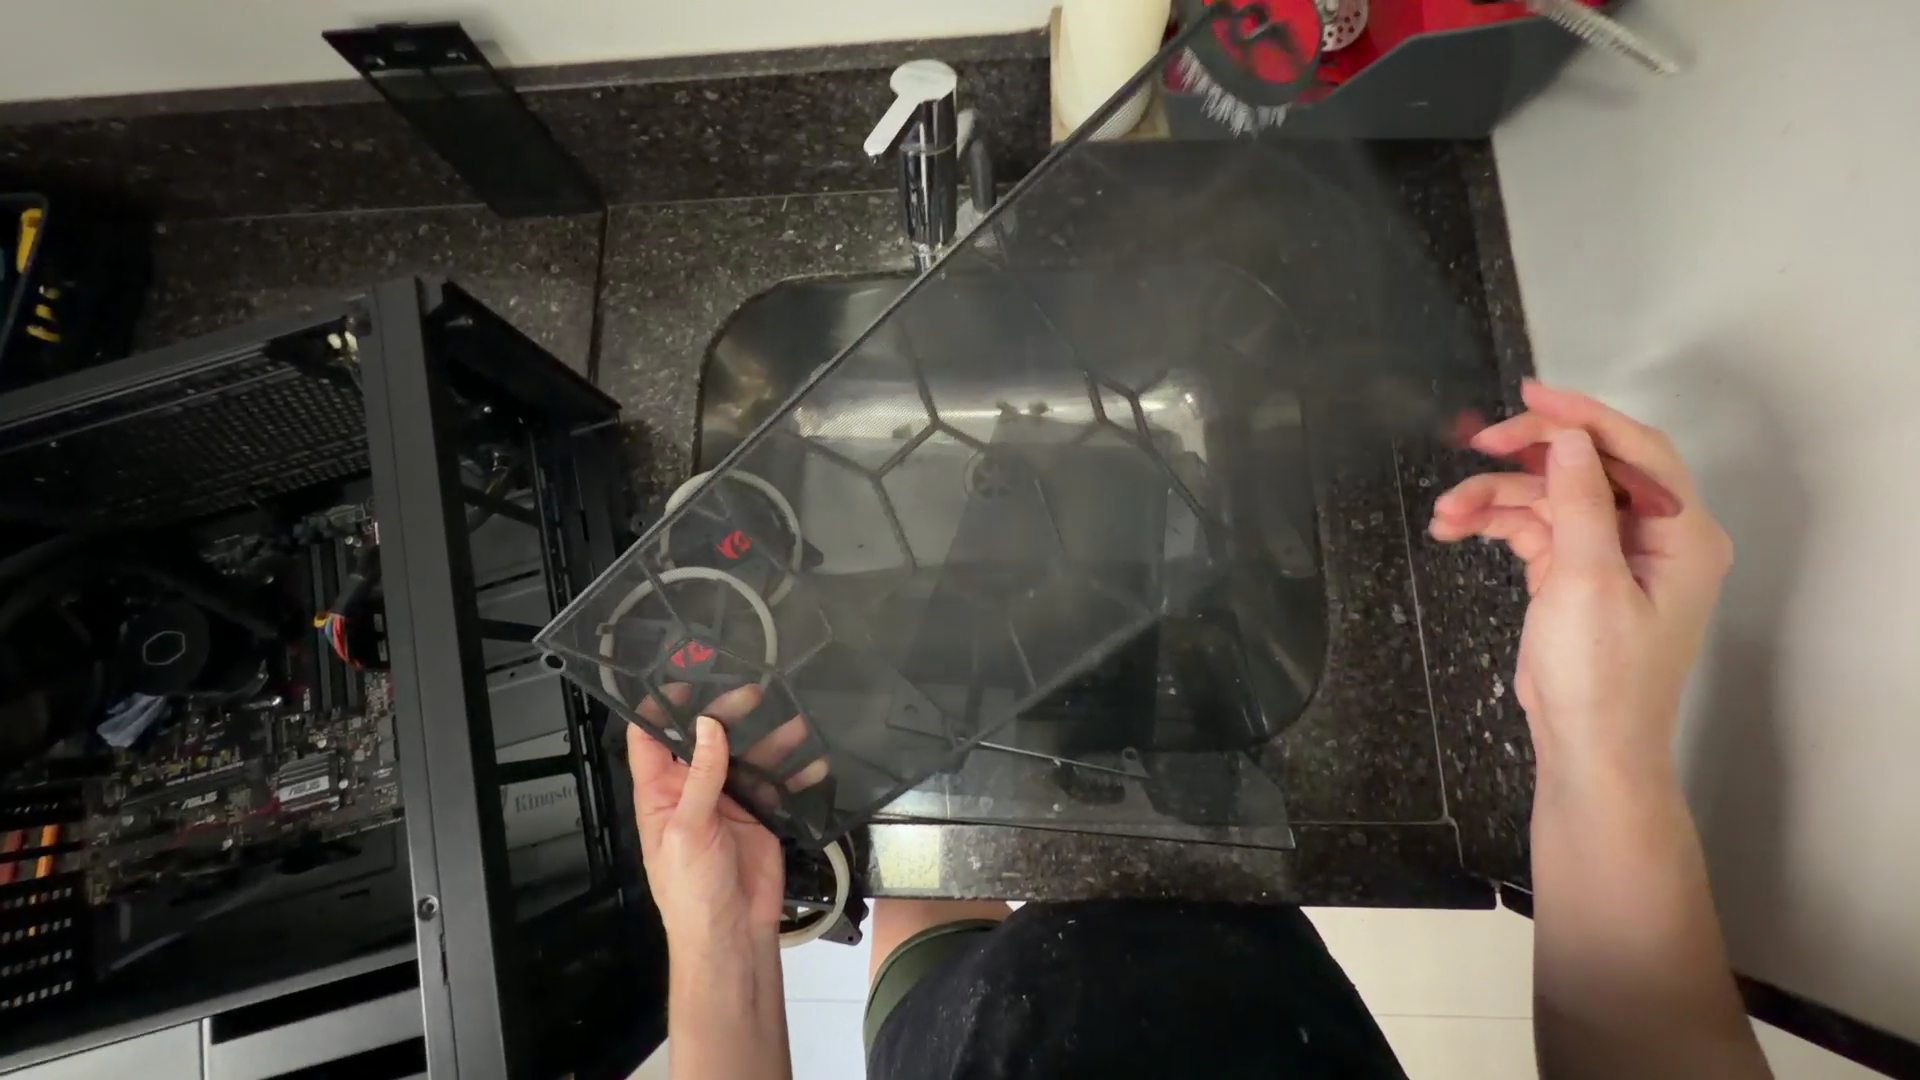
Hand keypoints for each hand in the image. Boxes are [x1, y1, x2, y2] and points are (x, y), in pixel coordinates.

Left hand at [628, 684, 786, 947]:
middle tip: (754, 694)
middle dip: (729, 714)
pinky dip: (798, 771)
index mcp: (662, 792)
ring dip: (772, 739)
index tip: (683, 680)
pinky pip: (779, 783)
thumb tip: (708, 725)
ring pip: (750, 757)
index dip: (661, 708)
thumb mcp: (688, 830)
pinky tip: (816, 760)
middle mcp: (696, 789)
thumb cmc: (690, 890)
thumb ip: (701, 776)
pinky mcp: (761, 813)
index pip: (651, 740)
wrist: (732, 934)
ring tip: (798, 721)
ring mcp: (731, 799)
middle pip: (709, 740)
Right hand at [1428, 381, 1732, 780]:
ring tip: (1444, 515)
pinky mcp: (1570, 573)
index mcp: (1678, 534)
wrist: (1585, 739)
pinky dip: (1492, 525)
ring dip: (1493, 500)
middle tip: (1474, 447)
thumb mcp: (1589, 581)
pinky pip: (1529, 530)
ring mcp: (1606, 554)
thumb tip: (1571, 438)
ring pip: (1545, 500)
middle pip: (1582, 471)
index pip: (1634, 452)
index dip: (1583, 417)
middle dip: (1523, 460)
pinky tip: (1454, 530)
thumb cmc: (1600, 672)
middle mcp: (1647, 536)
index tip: (1528, 395)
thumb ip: (1582, 504)